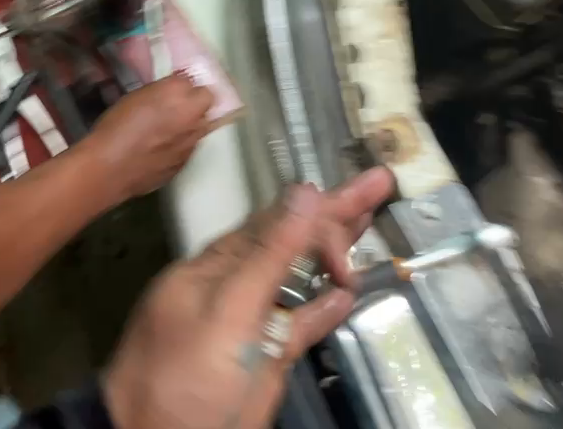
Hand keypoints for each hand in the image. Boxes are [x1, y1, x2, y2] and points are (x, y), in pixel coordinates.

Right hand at [83, 76, 215, 201]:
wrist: (110, 167)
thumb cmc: (117, 125)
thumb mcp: (137, 96)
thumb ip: (164, 90)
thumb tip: (177, 86)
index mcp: (177, 94)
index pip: (197, 80)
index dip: (187, 84)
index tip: (178, 87)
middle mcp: (192, 116)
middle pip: (208, 101)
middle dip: (197, 101)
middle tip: (179, 104)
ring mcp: (191, 143)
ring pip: (202, 125)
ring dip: (192, 122)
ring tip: (170, 126)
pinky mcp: (185, 163)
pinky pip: (190, 146)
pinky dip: (181, 142)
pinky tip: (162, 147)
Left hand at [101, 169, 395, 428]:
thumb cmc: (184, 379)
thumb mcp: (227, 312)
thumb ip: (268, 255)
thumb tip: (305, 193)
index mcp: (216, 266)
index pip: (276, 220)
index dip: (321, 206)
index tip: (365, 193)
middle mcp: (234, 286)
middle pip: (291, 240)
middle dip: (334, 213)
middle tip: (378, 183)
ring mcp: (249, 325)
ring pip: (298, 277)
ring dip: (332, 251)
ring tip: (367, 222)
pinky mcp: (262, 362)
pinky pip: (296, 326)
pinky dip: (321, 310)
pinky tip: (347, 296)